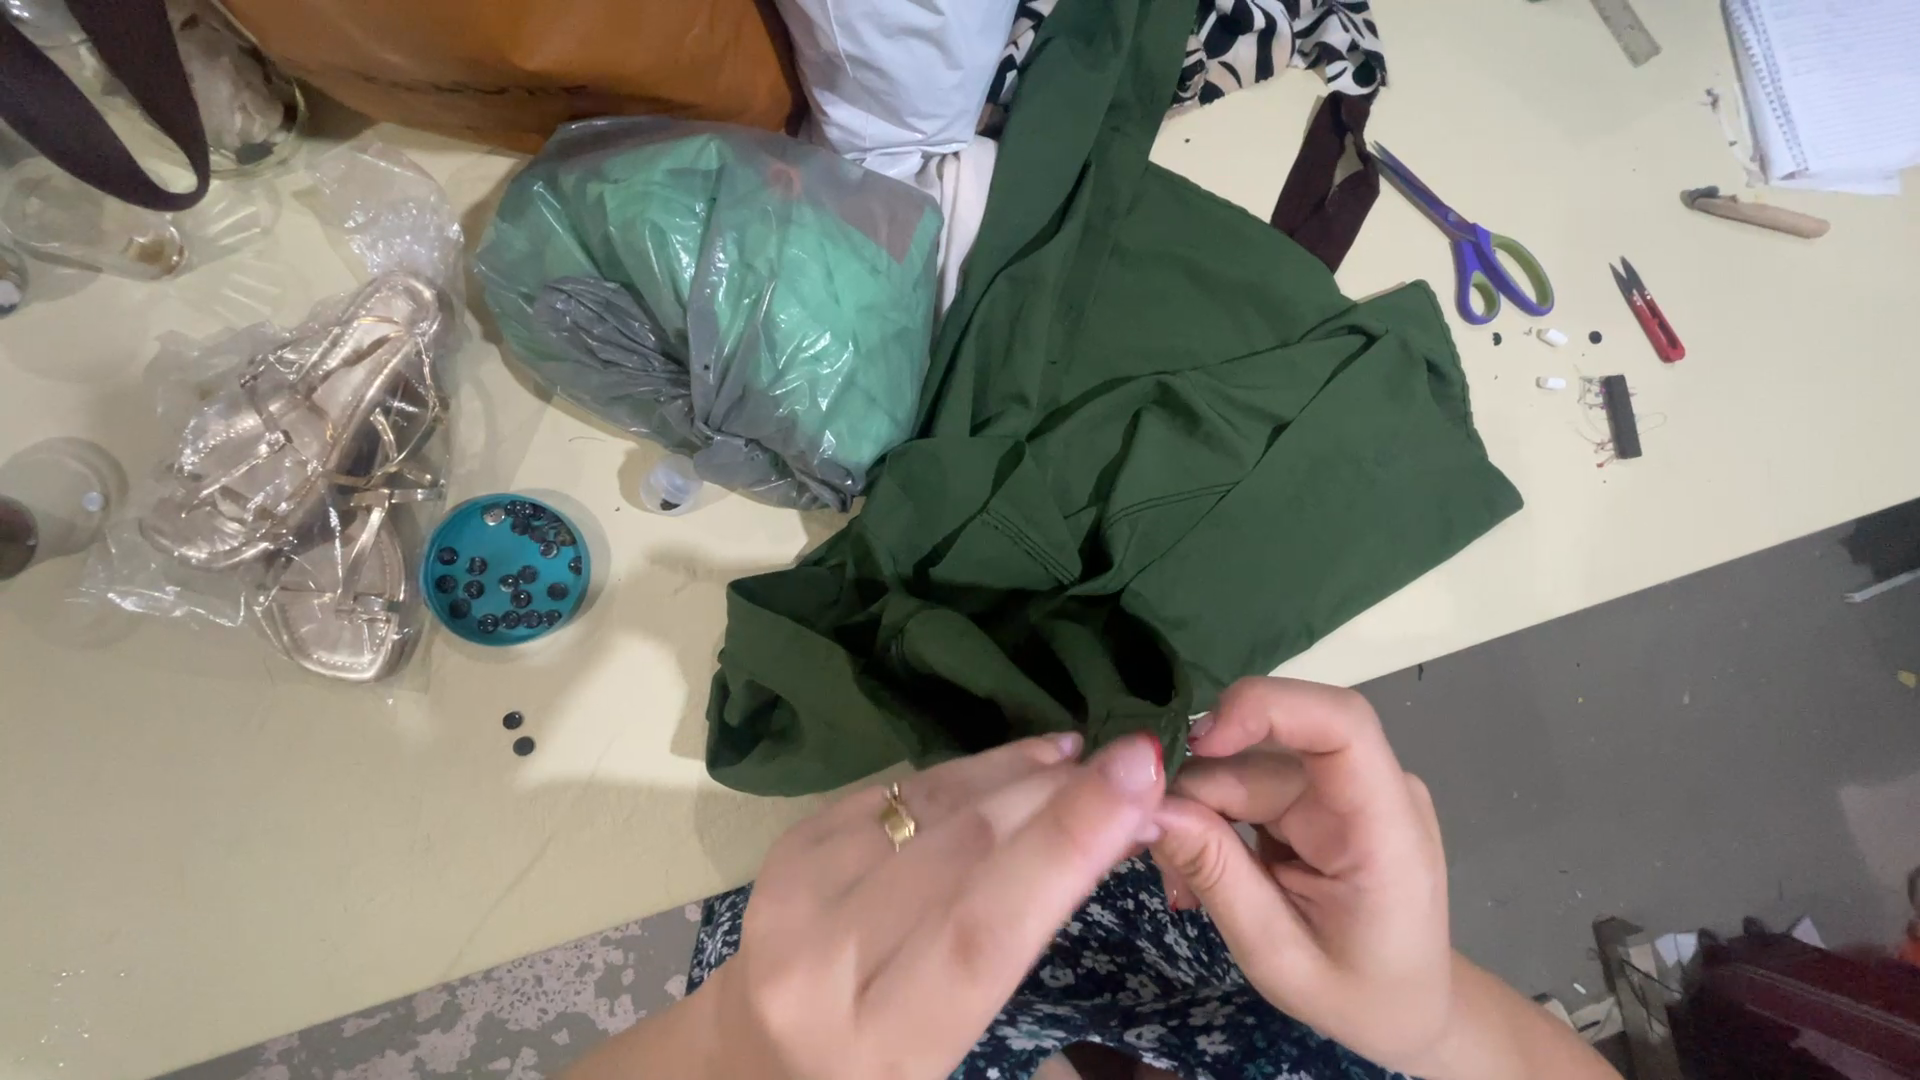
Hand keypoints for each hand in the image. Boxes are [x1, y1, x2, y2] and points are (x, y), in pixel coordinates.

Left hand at [694, 732, 1165, 1079]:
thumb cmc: (876, 1069)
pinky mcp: (793, 840)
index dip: (1067, 840)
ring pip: (933, 799)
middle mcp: (828, 955)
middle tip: (1131, 760)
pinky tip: (1012, 764)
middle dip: (1059, 791)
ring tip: (1076, 755)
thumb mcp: (951, 1040)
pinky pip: (902, 788)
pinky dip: (969, 770)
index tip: (1138, 770)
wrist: (753, 1052)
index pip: (986, 925)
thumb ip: (1010, 936)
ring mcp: (799, 886)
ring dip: (1017, 769)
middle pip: (962, 844)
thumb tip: (1104, 832)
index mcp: (883, 1036)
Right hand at [1149, 678, 1453, 1074]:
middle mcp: (1364, 785)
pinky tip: (1201, 864)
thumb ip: (1215, 873)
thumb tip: (1149, 806)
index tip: (1194, 744)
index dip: (1263, 708)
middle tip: (1158, 860)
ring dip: (1195, 813)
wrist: (1404, 1006)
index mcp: (1384, 826)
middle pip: (1257, 753)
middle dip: (1194, 797)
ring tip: (1184, 882)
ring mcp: (1336, 782)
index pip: (1339, 722)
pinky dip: (1208, 816)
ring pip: (1236, 764)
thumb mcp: (1277, 955)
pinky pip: (1239, 779)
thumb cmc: (1359, 995)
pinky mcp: (1309, 788)